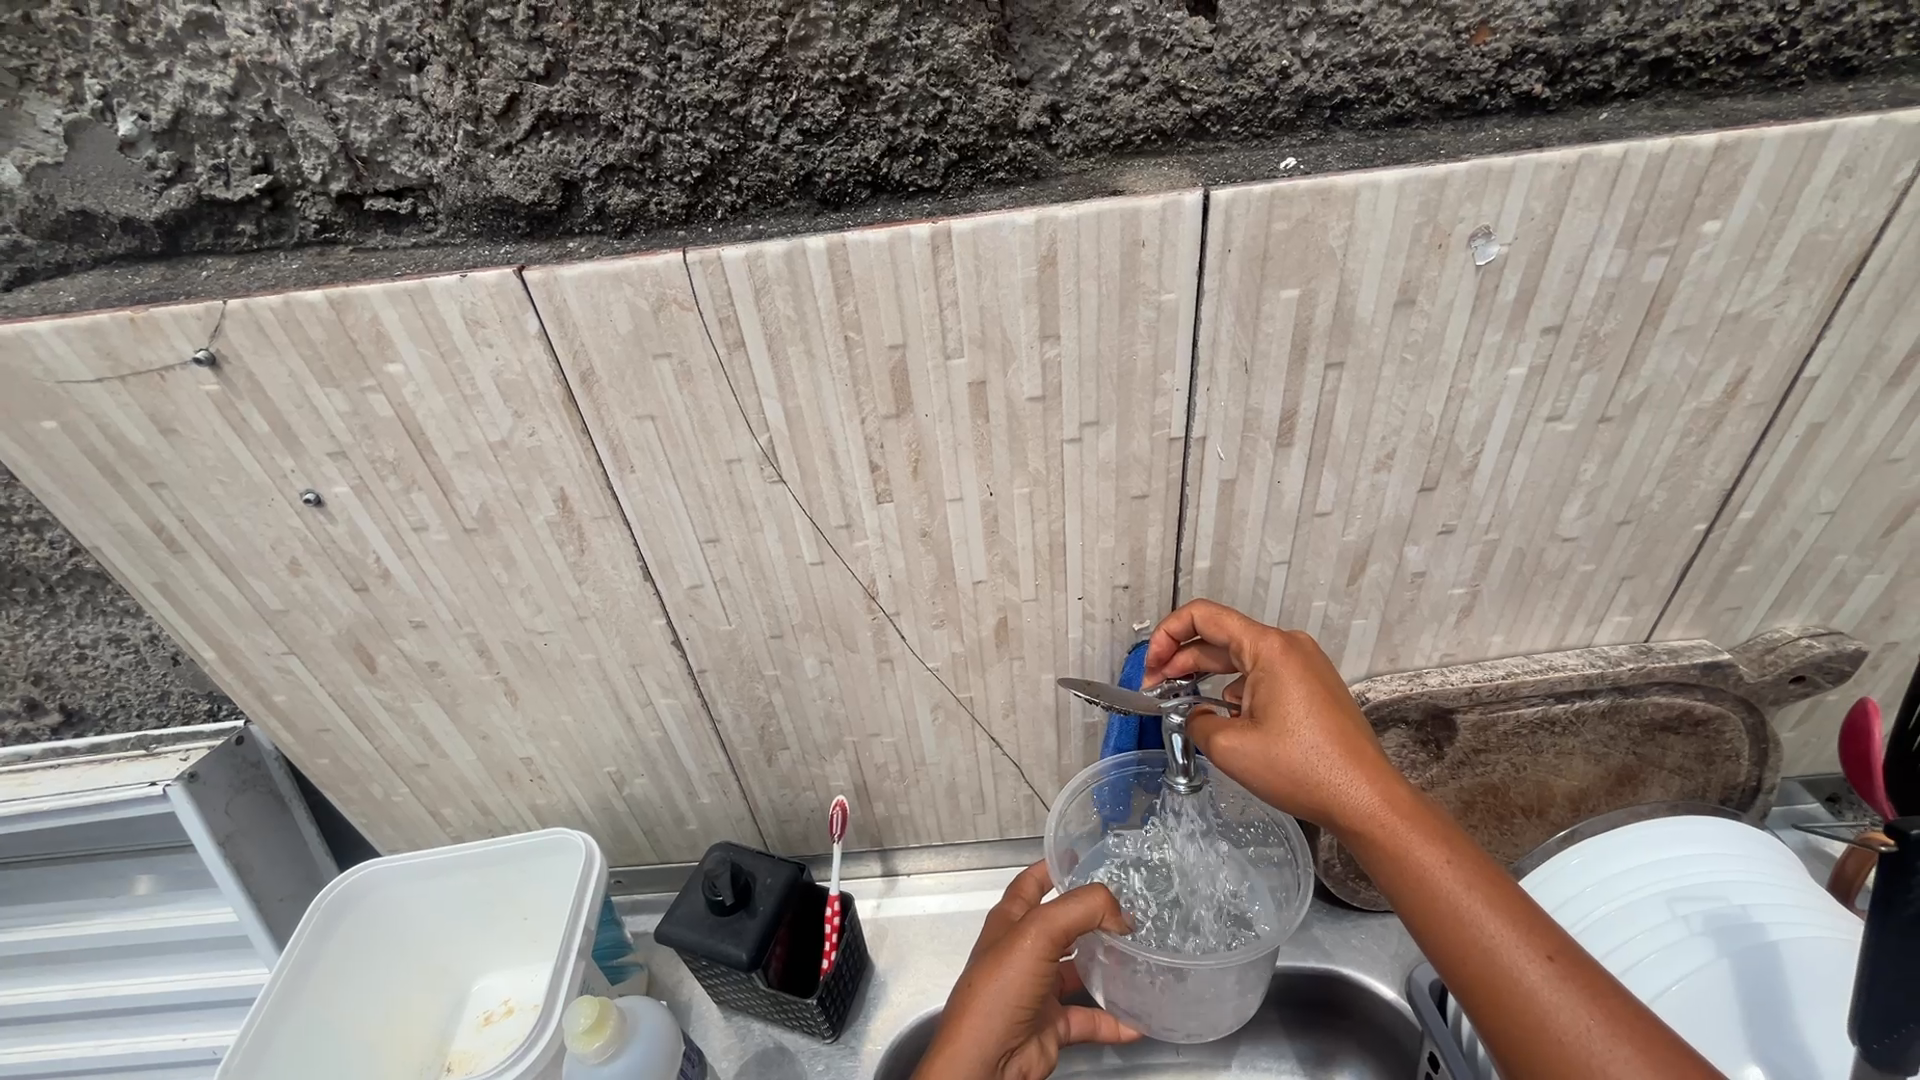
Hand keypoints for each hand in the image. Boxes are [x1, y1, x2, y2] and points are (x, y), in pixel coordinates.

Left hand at [913, 861, 1140, 1079]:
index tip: (1085, 857)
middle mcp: (1024, 951)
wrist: (986, 1062)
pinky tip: (1139, 1019)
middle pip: (1063, 926)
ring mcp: (1037, 989)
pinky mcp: (1051, 1025)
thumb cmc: (999, 990)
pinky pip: (1089, 1018)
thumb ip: (1080, 910)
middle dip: (1093, 918)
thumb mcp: (1038, 932)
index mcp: (1011, 921)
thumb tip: (1119, 912)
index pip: (1033, 882)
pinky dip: (1114, 1019)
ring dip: (1107, 967)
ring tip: (1140, 958)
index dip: (1055, 867)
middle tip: (1128, 912)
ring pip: (1078, 971)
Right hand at [1143, 598, 1406, 835]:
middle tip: (1155, 688)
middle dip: (1181, 661)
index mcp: (1269, 647)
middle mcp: (1288, 647)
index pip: (1202, 616)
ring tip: (1183, 705)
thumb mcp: (1229, 746)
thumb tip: (1193, 715)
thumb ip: (1194, 720)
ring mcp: (1303, 666)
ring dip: (1206, 677)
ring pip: (1239, 659)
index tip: (1151, 667)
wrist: (1365, 800)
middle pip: (1219, 637)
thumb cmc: (1305, 770)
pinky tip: (1223, 719)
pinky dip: (1234, 691)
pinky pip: (1261, 677)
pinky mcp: (1311, 687)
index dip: (1166, 636)